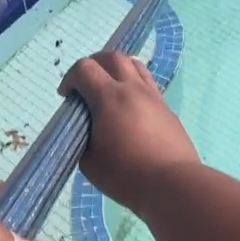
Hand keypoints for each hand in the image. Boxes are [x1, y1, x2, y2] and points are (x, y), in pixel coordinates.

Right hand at [61, 50, 201, 210]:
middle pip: (112, 57)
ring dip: (117, 68)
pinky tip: (130, 103)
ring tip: (110, 86)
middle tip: (86, 83)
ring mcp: (153, 96)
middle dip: (94, 64)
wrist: (172, 184)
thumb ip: (83, 137)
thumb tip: (89, 129)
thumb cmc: (126, 175)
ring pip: (135, 64)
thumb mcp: (89, 162)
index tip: (66, 96)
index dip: (70, 78)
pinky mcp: (166, 108)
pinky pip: (148, 82)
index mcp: (110, 97)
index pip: (85, 69)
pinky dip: (134, 83)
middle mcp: (132, 88)